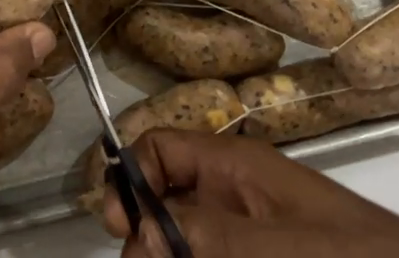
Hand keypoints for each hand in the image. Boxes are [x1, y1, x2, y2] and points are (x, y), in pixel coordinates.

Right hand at [105, 131, 398, 257]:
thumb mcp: (281, 245)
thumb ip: (208, 235)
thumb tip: (138, 233)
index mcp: (235, 168)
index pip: (161, 151)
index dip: (131, 179)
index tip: (117, 227)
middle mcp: (233, 198)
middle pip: (164, 206)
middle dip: (147, 241)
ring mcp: (247, 238)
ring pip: (186, 243)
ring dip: (169, 253)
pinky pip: (212, 255)